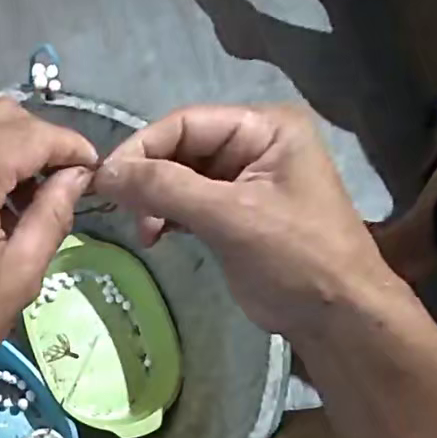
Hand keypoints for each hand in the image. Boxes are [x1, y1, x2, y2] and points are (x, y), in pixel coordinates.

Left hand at [0, 98, 96, 421]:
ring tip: (28, 200)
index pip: (33, 135)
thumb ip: (54, 213)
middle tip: (62, 187)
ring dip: (10, 151)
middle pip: (3, 117)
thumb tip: (78, 176)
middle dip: (41, 144)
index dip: (72, 147)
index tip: (95, 170)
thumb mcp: (21, 273)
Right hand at [93, 103, 399, 333]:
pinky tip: (154, 237)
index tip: (103, 183)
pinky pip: (183, 204)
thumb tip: (104, 174)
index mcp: (264, 127)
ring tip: (146, 233)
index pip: (185, 123)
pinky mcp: (229, 214)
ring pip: (176, 179)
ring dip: (152, 203)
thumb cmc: (294, 256)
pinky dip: (163, 218)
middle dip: (146, 180)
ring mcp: (239, 180)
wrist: (333, 314)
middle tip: (125, 214)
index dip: (141, 149)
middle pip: (177, 149)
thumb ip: (166, 188)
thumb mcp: (230, 216)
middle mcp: (251, 145)